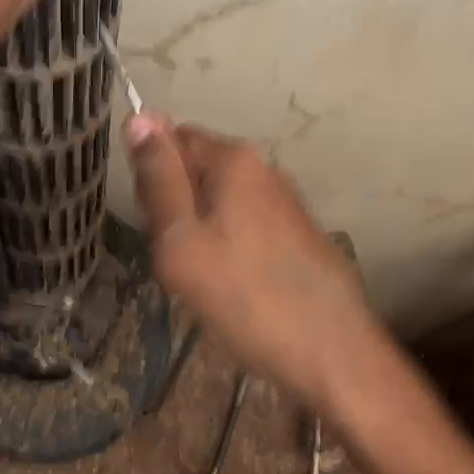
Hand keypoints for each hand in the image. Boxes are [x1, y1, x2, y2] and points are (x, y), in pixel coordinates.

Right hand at [126, 112, 370, 408]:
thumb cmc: (247, 297)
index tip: (157, 226)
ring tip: (207, 282)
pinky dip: (230, 249)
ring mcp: (284, 200)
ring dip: (201, 232)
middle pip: (194, 170)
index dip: (152, 180)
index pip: (168, 138)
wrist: (336, 358)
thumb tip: (137, 116)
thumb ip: (157, 178)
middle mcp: (262, 166)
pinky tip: (236, 290)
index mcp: (232, 158)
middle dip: (176, 209)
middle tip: (179, 260)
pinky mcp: (298, 232)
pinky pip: (244, 225)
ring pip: (218, 201)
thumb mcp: (182, 240)